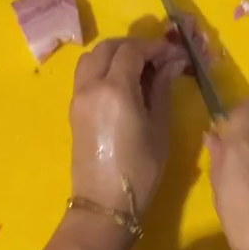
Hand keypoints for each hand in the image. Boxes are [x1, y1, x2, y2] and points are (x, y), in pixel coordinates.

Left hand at [70, 37, 187, 216]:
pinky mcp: (74, 109)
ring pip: (92, 57)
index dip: (155, 47)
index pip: (132, 51)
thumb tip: (172, 62)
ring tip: (139, 68)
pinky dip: (103, 67)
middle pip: (108, 47)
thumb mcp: (159, 127)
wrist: (105, 203)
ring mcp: (78, 96)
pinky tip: (124, 83)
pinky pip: (86, 74)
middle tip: (157, 57)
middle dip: (133, 46)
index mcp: (115, 89)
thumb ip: (162, 88)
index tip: (174, 53)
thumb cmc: (140, 168)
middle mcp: (91, 86)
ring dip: (115, 54)